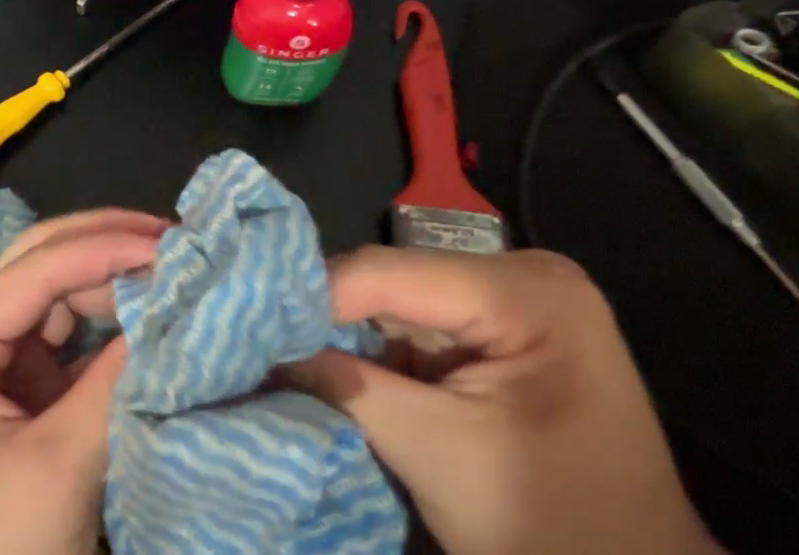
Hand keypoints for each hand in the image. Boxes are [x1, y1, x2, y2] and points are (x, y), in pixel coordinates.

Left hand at [0, 210, 166, 554]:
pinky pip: (72, 339)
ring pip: (59, 297)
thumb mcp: (57, 467)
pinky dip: (114, 325)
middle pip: (41, 269)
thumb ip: (115, 384)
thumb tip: (174, 316)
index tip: (169, 245)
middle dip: (107, 249)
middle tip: (179, 243)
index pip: (32, 274)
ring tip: (176, 268)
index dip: (102, 250)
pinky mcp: (23, 389)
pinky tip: (154, 312)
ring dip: (114, 281)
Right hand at [285, 247, 719, 554]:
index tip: (248, 333)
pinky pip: (419, 327)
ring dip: (344, 335)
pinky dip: (375, 352)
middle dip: (325, 317)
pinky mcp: (505, 333)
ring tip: (282, 356)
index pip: (387, 273)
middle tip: (258, 343)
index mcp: (526, 291)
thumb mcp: (434, 453)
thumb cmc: (550, 526)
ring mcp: (518, 302)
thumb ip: (343, 386)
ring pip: (397, 304)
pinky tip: (332, 369)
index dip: (310, 300)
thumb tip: (259, 352)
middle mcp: (524, 274)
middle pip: (391, 282)